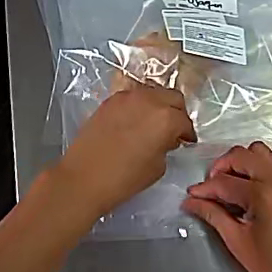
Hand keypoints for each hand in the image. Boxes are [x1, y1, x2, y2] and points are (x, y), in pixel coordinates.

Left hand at [48, 85, 195, 221]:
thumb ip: (167, 145)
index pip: (185, 121)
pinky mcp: (110, 100)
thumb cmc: (124, 178)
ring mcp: (128, 97)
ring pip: (153, 92)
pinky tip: (135, 121)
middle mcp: (149, 100)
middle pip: (173, 97)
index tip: (185, 141)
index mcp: (166, 118)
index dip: (187, 133)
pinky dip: (140, 105)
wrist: (84, 176)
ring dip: (158, 105)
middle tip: (174, 129)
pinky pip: (133, 96)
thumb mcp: (157, 166)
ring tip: (154, 123)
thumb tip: (167, 138)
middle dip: (177, 112)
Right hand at [182, 142, 271, 271]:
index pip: (223, 182)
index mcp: (262, 195)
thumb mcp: (237, 241)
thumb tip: (192, 201)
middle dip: (220, 168)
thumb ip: (213, 215)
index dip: (204, 190)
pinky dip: (266, 162)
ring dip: (243, 162)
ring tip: (233, 183)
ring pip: (260, 151)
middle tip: (210, 188)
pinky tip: (257, 182)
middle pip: (240, 156)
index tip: (192, 196)